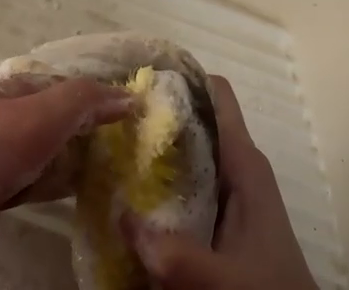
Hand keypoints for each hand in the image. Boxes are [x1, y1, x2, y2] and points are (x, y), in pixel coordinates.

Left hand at [0, 75, 132, 282]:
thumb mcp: (31, 120)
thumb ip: (78, 103)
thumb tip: (128, 93)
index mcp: (11, 90)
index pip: (66, 87)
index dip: (101, 98)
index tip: (140, 117)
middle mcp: (2, 117)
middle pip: (56, 120)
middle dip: (91, 131)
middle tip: (136, 151)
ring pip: (44, 154)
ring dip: (74, 160)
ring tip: (116, 174)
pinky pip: (29, 184)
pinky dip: (52, 186)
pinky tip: (74, 197)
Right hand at [124, 76, 319, 289]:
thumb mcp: (220, 280)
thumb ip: (173, 253)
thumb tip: (120, 216)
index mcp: (243, 161)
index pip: (213, 93)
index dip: (176, 79)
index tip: (134, 81)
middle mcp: (235, 165)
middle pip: (189, 120)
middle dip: (150, 117)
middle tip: (105, 120)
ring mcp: (227, 190)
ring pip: (183, 152)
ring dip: (149, 152)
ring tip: (105, 151)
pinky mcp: (218, 216)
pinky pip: (182, 184)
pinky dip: (155, 185)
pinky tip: (125, 197)